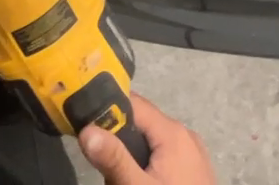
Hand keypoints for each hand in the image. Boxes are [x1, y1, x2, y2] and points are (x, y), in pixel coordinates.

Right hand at [79, 95, 214, 184]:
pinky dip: (147, 166)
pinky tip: (142, 182)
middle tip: (105, 166)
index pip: (131, 103)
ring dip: (132, 157)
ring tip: (122, 180)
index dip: (106, 111)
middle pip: (140, 123)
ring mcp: (191, 153)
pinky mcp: (193, 170)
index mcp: (172, 131)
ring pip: (150, 142)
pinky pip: (163, 156)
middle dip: (119, 141)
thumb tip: (85, 130)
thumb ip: (114, 159)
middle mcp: (184, 134)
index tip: (86, 126)